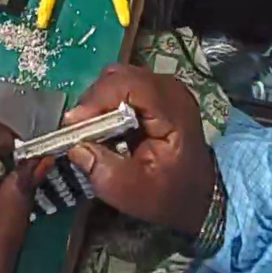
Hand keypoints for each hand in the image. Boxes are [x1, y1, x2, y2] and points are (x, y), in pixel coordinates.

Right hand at [64, 65, 213, 235]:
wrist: (196, 196)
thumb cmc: (169, 194)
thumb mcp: (135, 194)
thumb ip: (104, 172)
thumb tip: (76, 148)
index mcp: (173, 111)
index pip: (129, 85)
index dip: (98, 99)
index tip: (75, 124)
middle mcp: (170, 90)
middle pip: (120, 76)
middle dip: (94, 100)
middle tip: (80, 128)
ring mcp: (164, 88)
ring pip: (118, 77)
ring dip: (99, 100)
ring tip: (91, 127)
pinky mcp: (156, 93)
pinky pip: (123, 85)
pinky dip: (107, 101)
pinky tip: (105, 125)